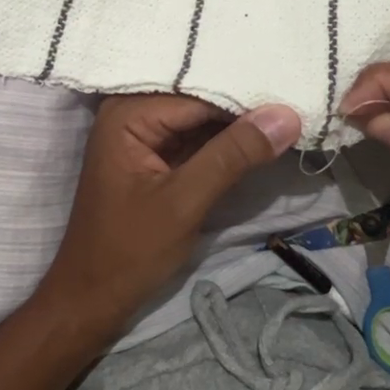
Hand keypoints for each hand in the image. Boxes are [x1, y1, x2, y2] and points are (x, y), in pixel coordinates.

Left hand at [34, 95, 302, 344]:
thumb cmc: (129, 250)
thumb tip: (286, 115)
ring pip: (199, 119)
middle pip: (198, 99)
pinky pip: (194, 138)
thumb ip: (232, 155)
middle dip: (244, 105)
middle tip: (298, 100)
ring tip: (291, 117)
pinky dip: (224, 143)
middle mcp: (130, 111)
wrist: (91, 298)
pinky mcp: (152, 156)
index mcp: (127, 113)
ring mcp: (140, 134)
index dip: (246, 97)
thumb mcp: (184, 201)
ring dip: (238, 124)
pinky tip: (262, 140)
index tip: (296, 97)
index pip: (198, 92)